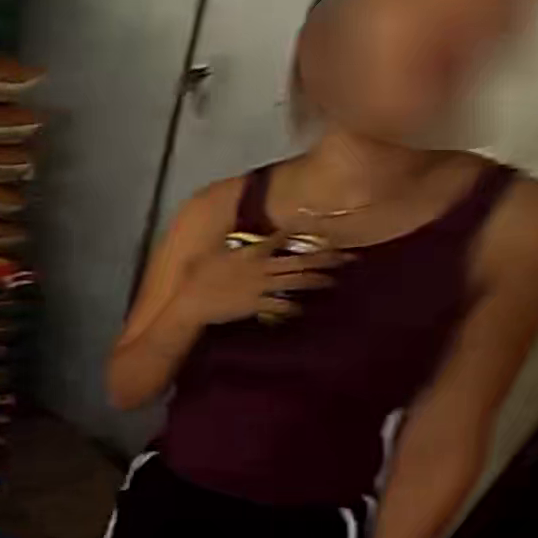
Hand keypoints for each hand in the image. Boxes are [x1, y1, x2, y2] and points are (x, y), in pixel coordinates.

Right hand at [172, 234, 350, 325]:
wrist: (191, 303)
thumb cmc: (197, 276)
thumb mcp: (213, 252)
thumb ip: (230, 243)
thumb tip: (235, 231)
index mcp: (251, 252)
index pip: (281, 238)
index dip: (302, 232)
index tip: (321, 229)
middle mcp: (261, 268)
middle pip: (299, 261)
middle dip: (324, 258)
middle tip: (346, 257)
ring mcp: (260, 288)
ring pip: (295, 282)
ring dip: (317, 281)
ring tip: (334, 280)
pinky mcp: (256, 305)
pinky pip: (280, 306)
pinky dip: (293, 307)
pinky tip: (303, 308)